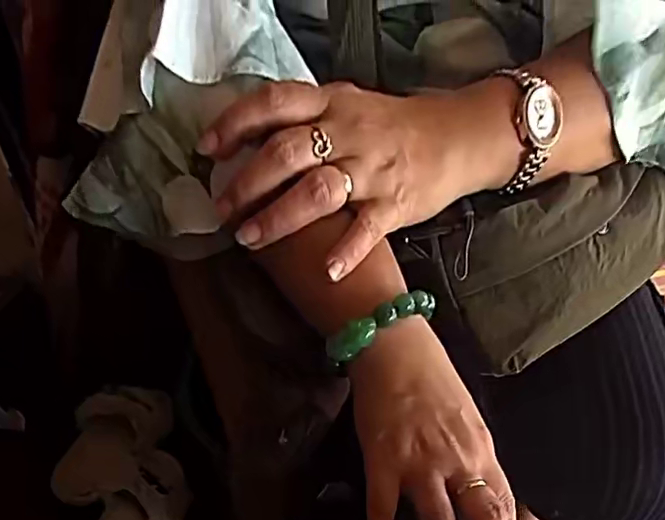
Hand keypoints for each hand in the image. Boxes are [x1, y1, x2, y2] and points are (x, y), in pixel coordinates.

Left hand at [201, 81, 484, 280]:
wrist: (455, 137)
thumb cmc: (391, 129)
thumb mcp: (346, 109)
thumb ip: (306, 122)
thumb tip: (253, 144)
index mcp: (331, 104)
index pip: (275, 103)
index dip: (236, 124)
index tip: (208, 149)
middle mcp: (348, 133)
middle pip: (287, 152)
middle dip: (247, 184)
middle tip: (223, 210)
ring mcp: (371, 170)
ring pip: (317, 191)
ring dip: (278, 217)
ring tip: (251, 240)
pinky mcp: (394, 204)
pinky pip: (366, 230)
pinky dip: (347, 252)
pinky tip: (328, 271)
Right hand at [351, 323, 518, 519]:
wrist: (394, 347)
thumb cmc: (433, 379)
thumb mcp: (468, 418)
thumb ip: (476, 458)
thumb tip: (484, 493)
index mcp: (482, 448)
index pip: (505, 504)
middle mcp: (459, 460)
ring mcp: (421, 462)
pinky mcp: (384, 461)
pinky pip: (383, 509)